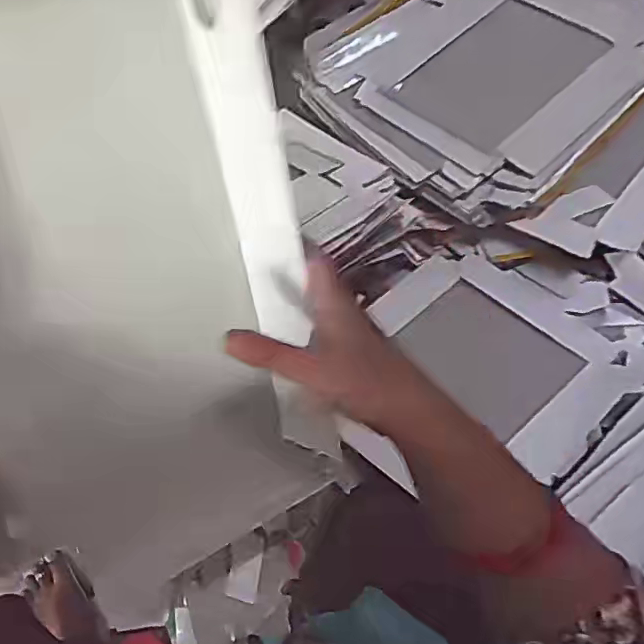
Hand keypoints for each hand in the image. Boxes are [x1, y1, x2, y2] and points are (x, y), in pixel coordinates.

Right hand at [225, 254, 441, 436]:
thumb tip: (234, 339)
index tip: (280, 232)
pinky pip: (327, 333)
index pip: (316, 262)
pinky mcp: (357, 355)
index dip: (298, 244)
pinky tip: (302, 345)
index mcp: (335, 306)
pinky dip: (311, 330)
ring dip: (304, 299)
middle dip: (296, 270)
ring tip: (281, 296)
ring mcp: (354, 335)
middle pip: (318, 282)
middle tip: (274, 259)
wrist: (410, 411)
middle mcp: (346, 314)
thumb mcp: (309, 369)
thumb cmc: (374, 383)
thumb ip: (269, 354)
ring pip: (324, 306)